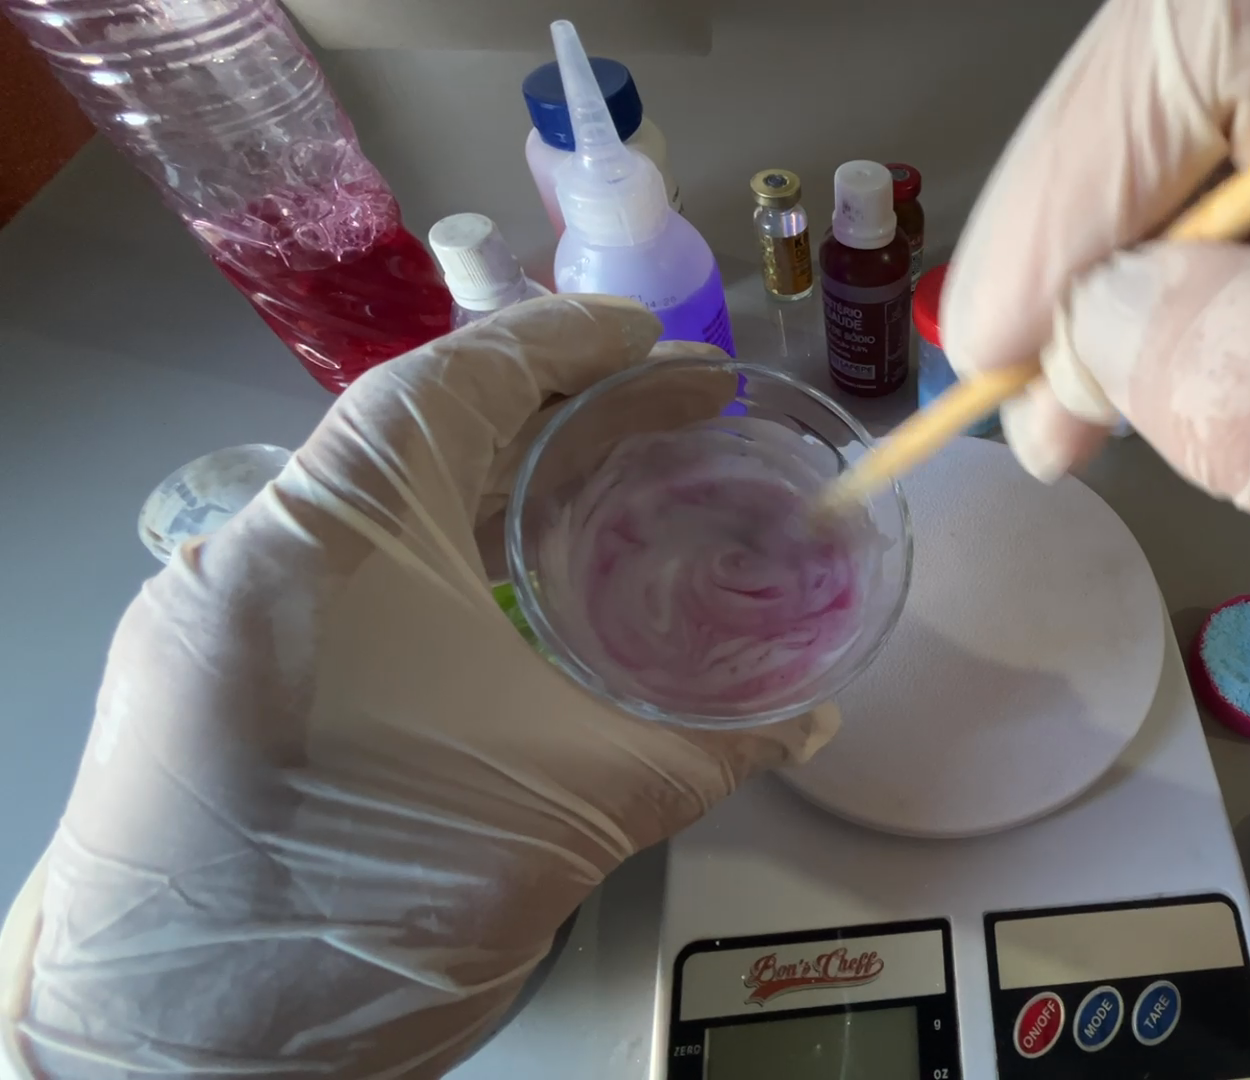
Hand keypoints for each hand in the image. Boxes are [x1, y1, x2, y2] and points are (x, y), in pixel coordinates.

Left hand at [0, 296, 835, 1075]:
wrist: (209, 1054)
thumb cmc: (379, 901)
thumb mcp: (575, 802)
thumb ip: (712, 748)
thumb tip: (816, 721)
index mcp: (337, 549)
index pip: (450, 385)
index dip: (559, 339)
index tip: (654, 335)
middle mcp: (294, 552)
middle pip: (454, 427)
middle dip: (581, 400)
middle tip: (690, 397)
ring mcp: (277, 601)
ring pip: (432, 488)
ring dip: (543, 462)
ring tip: (649, 453)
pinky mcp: (286, 652)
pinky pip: (412, 552)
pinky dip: (500, 528)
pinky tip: (570, 547)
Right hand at [945, 0, 1249, 928]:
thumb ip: (1201, 357)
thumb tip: (1078, 325)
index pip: (1239, 14)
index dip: (1078, 160)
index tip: (988, 319)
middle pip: (1199, 95)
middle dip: (1079, 244)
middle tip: (1003, 376)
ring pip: (1191, 186)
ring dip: (1098, 305)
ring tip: (1049, 421)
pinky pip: (1218, 260)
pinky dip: (1141, 337)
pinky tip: (1099, 406)